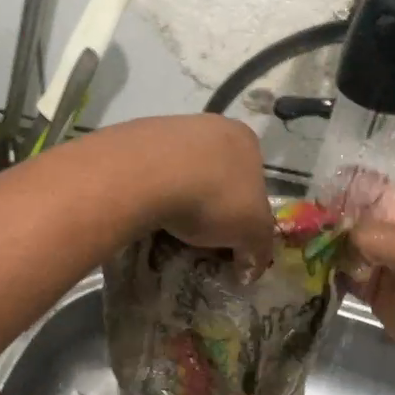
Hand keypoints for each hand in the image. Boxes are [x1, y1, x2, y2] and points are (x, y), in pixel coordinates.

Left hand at [92, 115, 275, 271]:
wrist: (149, 175)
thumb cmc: (213, 198)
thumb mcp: (251, 231)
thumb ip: (258, 249)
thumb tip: (250, 269)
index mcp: (245, 141)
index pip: (253, 181)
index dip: (244, 213)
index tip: (229, 238)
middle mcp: (212, 125)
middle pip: (216, 173)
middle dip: (209, 203)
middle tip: (197, 234)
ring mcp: (171, 127)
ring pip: (180, 170)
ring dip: (177, 194)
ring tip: (168, 225)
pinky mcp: (136, 137)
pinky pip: (149, 171)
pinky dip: (151, 190)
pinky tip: (145, 209)